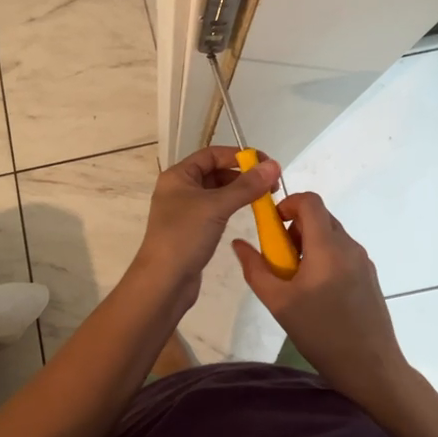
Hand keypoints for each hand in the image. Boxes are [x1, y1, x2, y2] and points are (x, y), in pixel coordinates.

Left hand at [133, 146, 279, 300]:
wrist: (164, 281)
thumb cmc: (184, 236)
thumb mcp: (216, 206)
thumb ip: (245, 186)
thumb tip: (273, 165)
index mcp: (178, 175)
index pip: (211, 154)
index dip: (238, 156)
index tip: (266, 164)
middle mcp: (179, 188)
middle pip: (215, 172)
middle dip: (242, 175)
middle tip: (271, 184)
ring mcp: (185, 210)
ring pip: (217, 192)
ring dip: (239, 191)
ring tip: (265, 198)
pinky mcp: (192, 230)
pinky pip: (215, 210)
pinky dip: (232, 208)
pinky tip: (247, 213)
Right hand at [234, 192, 408, 407]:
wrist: (371, 369)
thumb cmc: (321, 333)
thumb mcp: (279, 303)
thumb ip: (255, 269)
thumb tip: (238, 245)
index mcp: (327, 247)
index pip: (309, 201)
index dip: (288, 204)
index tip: (273, 226)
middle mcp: (349, 247)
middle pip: (320, 216)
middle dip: (295, 227)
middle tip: (281, 258)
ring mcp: (363, 261)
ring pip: (331, 235)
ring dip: (310, 243)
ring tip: (297, 279)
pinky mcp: (370, 276)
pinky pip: (343, 252)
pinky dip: (325, 257)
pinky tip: (318, 293)